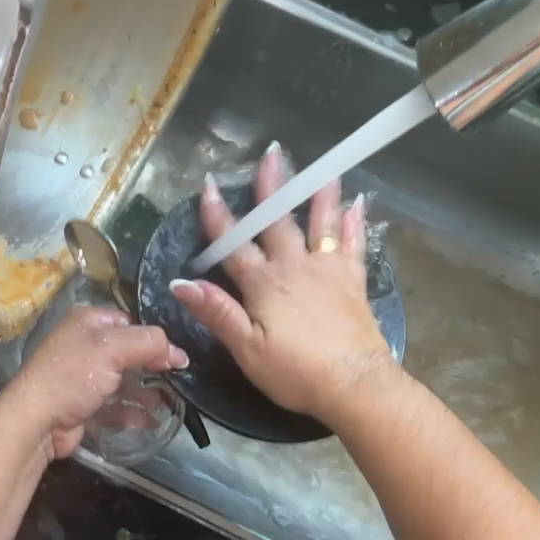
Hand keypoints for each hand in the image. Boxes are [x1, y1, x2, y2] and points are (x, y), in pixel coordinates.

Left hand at [0, 306, 186, 459]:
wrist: (37, 421)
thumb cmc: (72, 376)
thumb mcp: (113, 349)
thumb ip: (149, 344)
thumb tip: (180, 354)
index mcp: (87, 321)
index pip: (131, 322)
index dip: (155, 338)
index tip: (178, 357)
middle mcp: (83, 344)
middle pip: (129, 352)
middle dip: (153, 366)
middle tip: (178, 380)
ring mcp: (82, 376)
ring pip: (124, 380)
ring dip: (146, 391)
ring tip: (170, 402)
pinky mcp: (83, 404)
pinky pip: (114, 404)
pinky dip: (132, 411)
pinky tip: (151, 420)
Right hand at [170, 144, 395, 420]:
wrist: (354, 384)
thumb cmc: (294, 372)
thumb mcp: (246, 348)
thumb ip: (217, 312)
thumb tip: (182, 283)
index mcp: (264, 284)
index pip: (234, 245)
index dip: (218, 216)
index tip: (209, 186)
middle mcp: (295, 267)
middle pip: (278, 222)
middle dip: (270, 189)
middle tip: (270, 155)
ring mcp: (328, 271)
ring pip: (320, 223)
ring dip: (317, 194)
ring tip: (319, 168)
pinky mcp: (352, 283)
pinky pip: (353, 244)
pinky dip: (354, 223)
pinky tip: (357, 205)